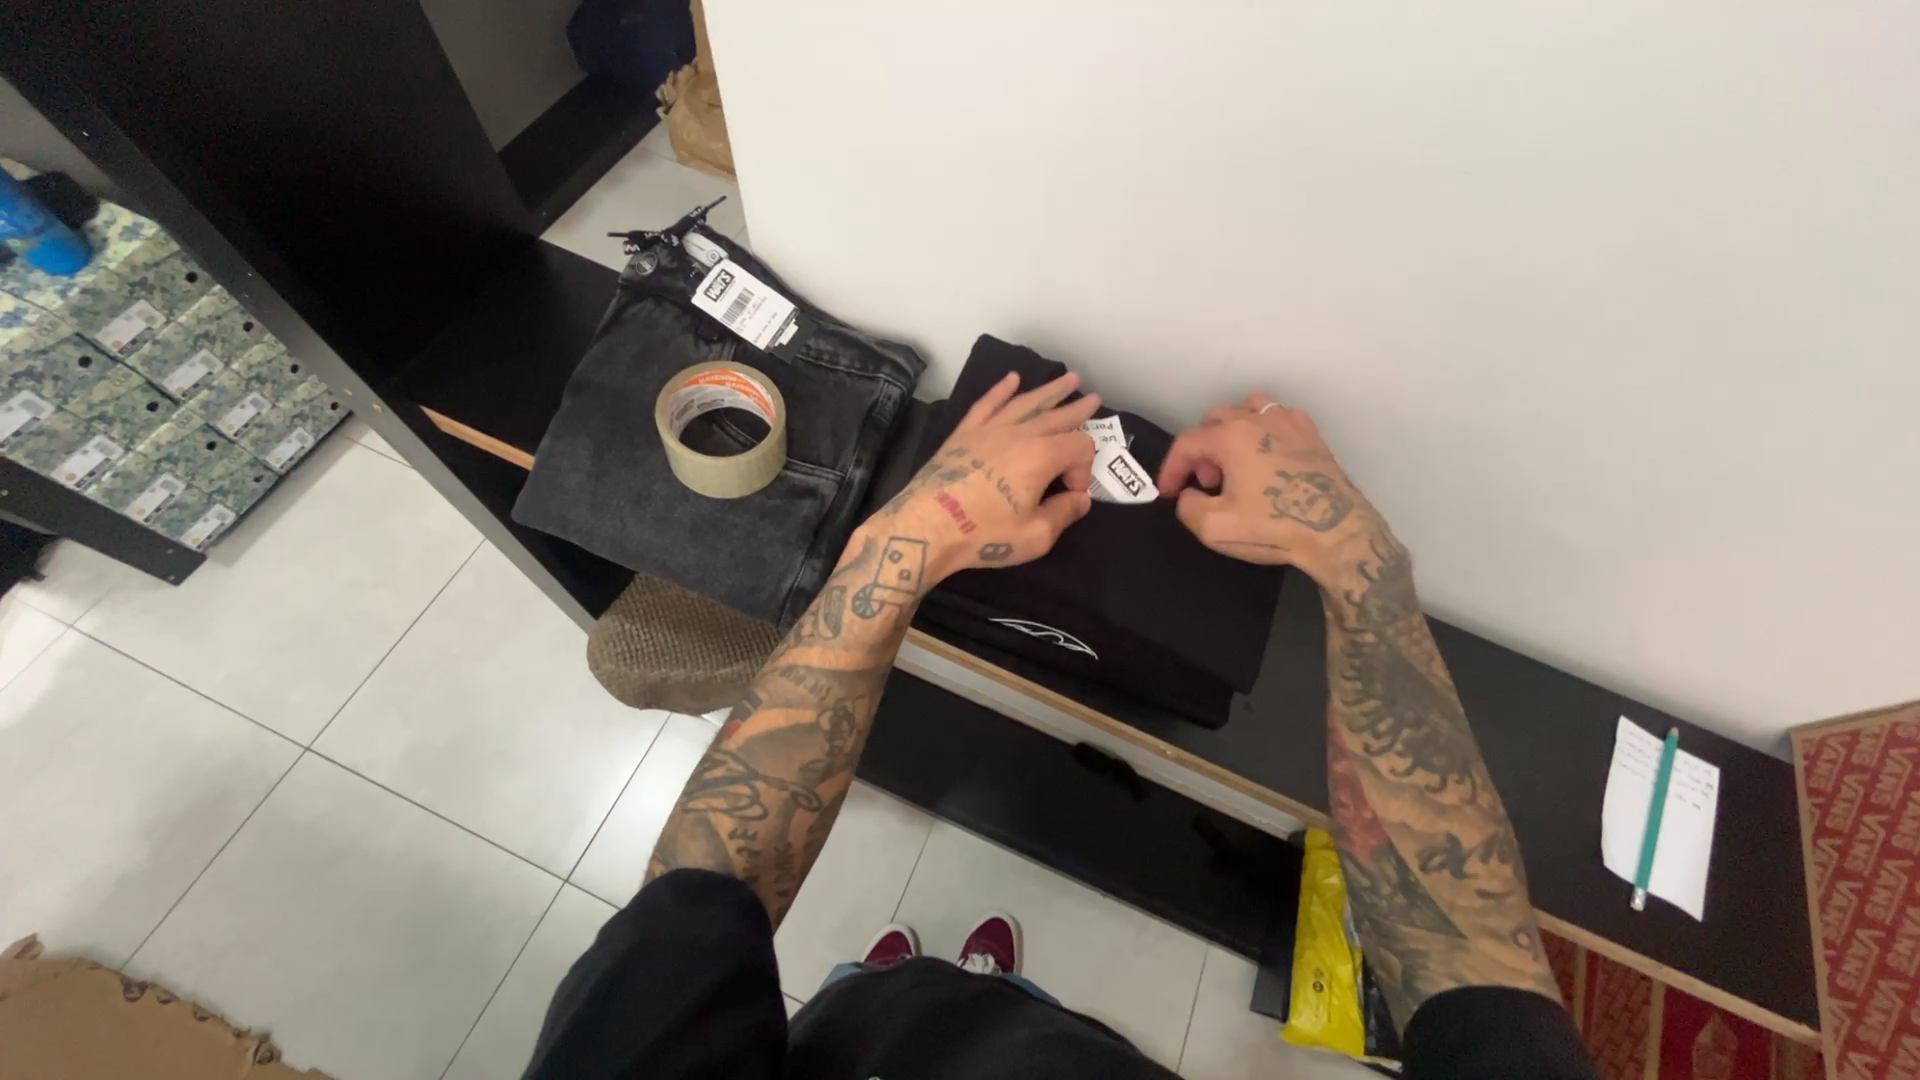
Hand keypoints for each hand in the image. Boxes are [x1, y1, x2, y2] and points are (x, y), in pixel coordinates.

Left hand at [870, 371, 1099, 584]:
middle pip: (1056, 416)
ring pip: (1025, 403)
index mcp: (1042, 456)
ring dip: (1049, 391)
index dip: (1085, 470)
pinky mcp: (964, 434)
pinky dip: (1001, 390)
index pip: (1080, 448)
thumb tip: (1079, 500)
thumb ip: (1064, 513)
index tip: (1071, 495)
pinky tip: (1011, 379)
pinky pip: (987, 404)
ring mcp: (988, 430)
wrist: (928, 528)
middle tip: (1095, 400)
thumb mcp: (1036, 535)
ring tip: (1068, 379)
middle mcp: (1018, 434)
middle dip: (1078, 410)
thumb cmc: (985, 535)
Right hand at [1157, 392, 1386, 585]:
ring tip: (1235, 462)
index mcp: (1231, 436)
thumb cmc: (1272, 526)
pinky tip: (1267, 456)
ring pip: (1249, 409)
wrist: (1336, 532)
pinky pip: (1280, 417)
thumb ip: (1188, 507)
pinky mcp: (1312, 435)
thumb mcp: (1214, 527)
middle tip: (1207, 482)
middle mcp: (1259, 420)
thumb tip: (1191, 495)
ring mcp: (1289, 423)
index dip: (1170, 469)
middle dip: (1202, 450)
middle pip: (1215, 420)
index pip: (1187, 443)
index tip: (1167, 493)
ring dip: (1232, 431)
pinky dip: (1265, 431)